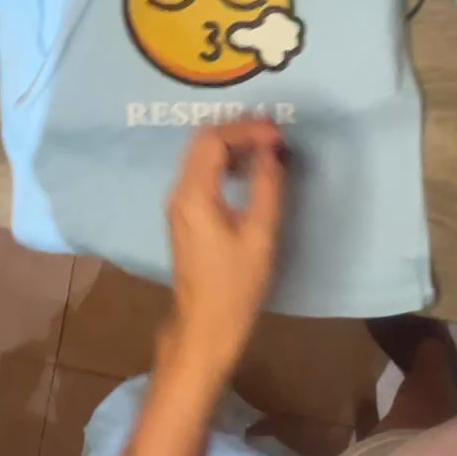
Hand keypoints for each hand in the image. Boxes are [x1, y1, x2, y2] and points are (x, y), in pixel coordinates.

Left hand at [160, 119, 287, 382]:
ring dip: (233, 143)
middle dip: (238, 129)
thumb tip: (274, 148)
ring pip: (201, 154)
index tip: (278, 134)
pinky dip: (226, 161)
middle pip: (203, 140)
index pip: (214, 139)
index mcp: (194, 195)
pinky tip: (250, 170)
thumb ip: (267, 185)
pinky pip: (202, 171)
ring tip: (267, 147)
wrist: (205, 327)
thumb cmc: (236, 285)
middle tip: (274, 133)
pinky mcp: (185, 213)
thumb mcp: (260, 234)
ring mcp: (179, 202)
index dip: (246, 128)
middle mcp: (179, 192)